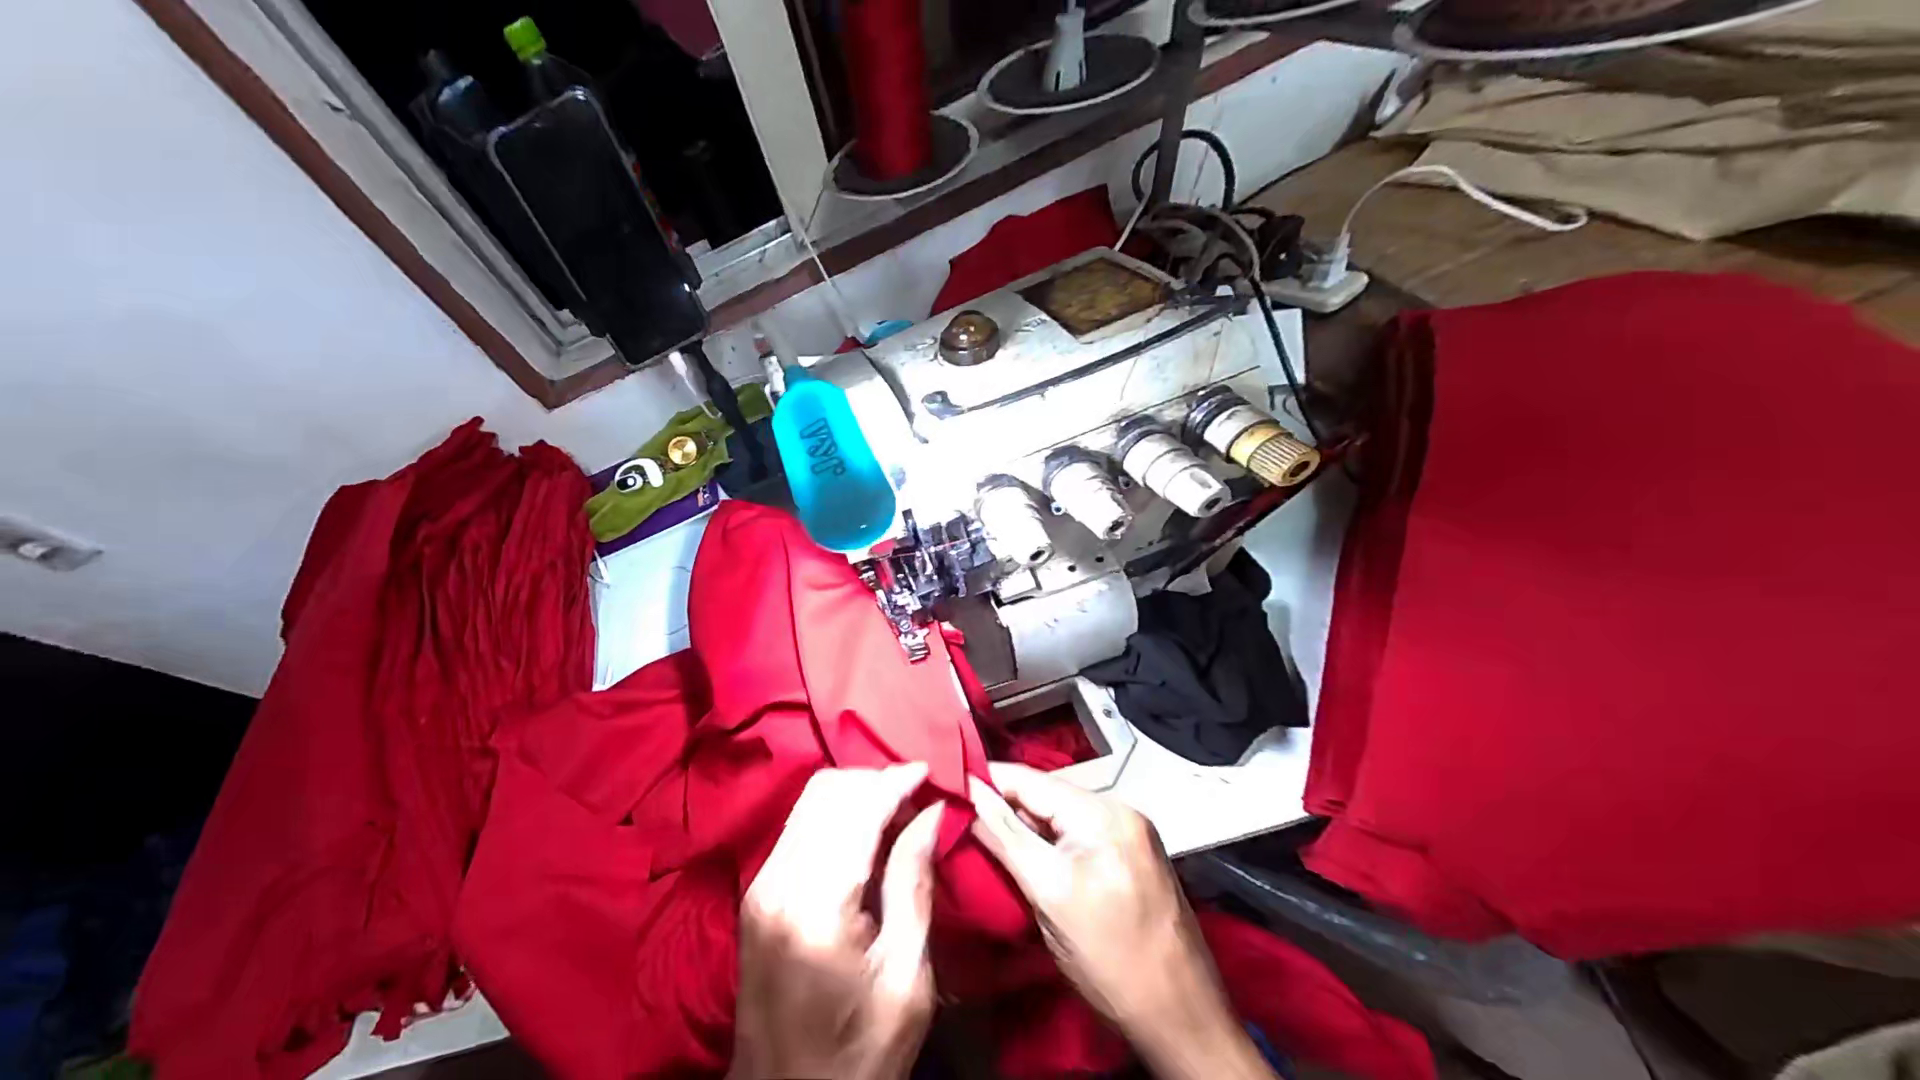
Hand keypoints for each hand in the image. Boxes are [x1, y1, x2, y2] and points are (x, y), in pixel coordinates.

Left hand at [730, 764, 943, 1079]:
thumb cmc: (859, 1052)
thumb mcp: (905, 978)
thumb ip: (913, 883)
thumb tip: (931, 814)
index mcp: (817, 905)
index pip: (857, 810)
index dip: (896, 781)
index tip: (931, 770)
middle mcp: (778, 882)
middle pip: (826, 793)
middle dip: (874, 779)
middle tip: (917, 790)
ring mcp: (760, 887)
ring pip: (808, 803)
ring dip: (854, 792)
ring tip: (897, 804)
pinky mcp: (757, 895)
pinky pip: (798, 827)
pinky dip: (834, 814)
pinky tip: (865, 829)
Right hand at [968, 763, 1275, 1079]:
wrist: (1180, 1017)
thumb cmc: (1110, 961)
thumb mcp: (1048, 894)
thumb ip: (1006, 837)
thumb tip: (971, 795)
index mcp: (1104, 814)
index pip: (1031, 780)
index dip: (987, 780)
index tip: (949, 785)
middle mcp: (1120, 812)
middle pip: (1046, 796)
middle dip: (1003, 804)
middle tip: (959, 814)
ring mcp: (1130, 834)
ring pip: (1060, 816)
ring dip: (1024, 824)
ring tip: (982, 832)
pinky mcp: (1131, 857)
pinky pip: (1078, 835)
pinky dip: (1049, 840)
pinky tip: (1024, 854)